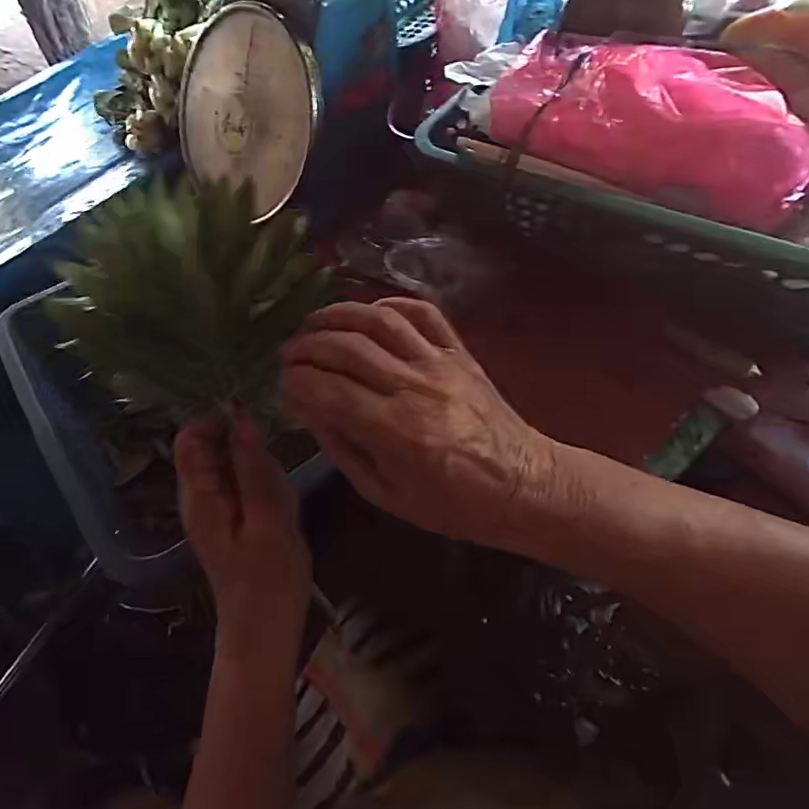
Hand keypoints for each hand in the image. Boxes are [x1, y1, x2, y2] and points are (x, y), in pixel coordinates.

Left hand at [174, 412, 310, 662]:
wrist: (266, 635)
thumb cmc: (267, 583)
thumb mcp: (268, 522)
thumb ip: (254, 468)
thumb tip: (241, 416)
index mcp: (198, 496)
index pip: (190, 438)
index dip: (218, 424)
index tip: (256, 434)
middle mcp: (200, 496)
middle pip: (218, 448)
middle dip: (252, 456)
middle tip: (274, 487)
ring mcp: (218, 507)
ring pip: (240, 466)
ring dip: (266, 477)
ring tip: (281, 510)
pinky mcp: (235, 518)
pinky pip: (250, 487)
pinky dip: (270, 494)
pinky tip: (283, 518)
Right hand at [280, 298, 563, 545]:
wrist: (527, 488)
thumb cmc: (453, 504)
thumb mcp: (385, 494)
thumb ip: (341, 448)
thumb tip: (307, 408)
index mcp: (396, 431)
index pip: (328, 389)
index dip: (295, 380)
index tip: (281, 382)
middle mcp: (416, 388)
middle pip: (347, 348)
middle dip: (306, 346)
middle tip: (287, 353)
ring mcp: (441, 364)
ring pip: (380, 321)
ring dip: (338, 314)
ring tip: (313, 322)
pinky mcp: (460, 353)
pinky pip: (424, 314)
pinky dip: (391, 305)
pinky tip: (368, 312)